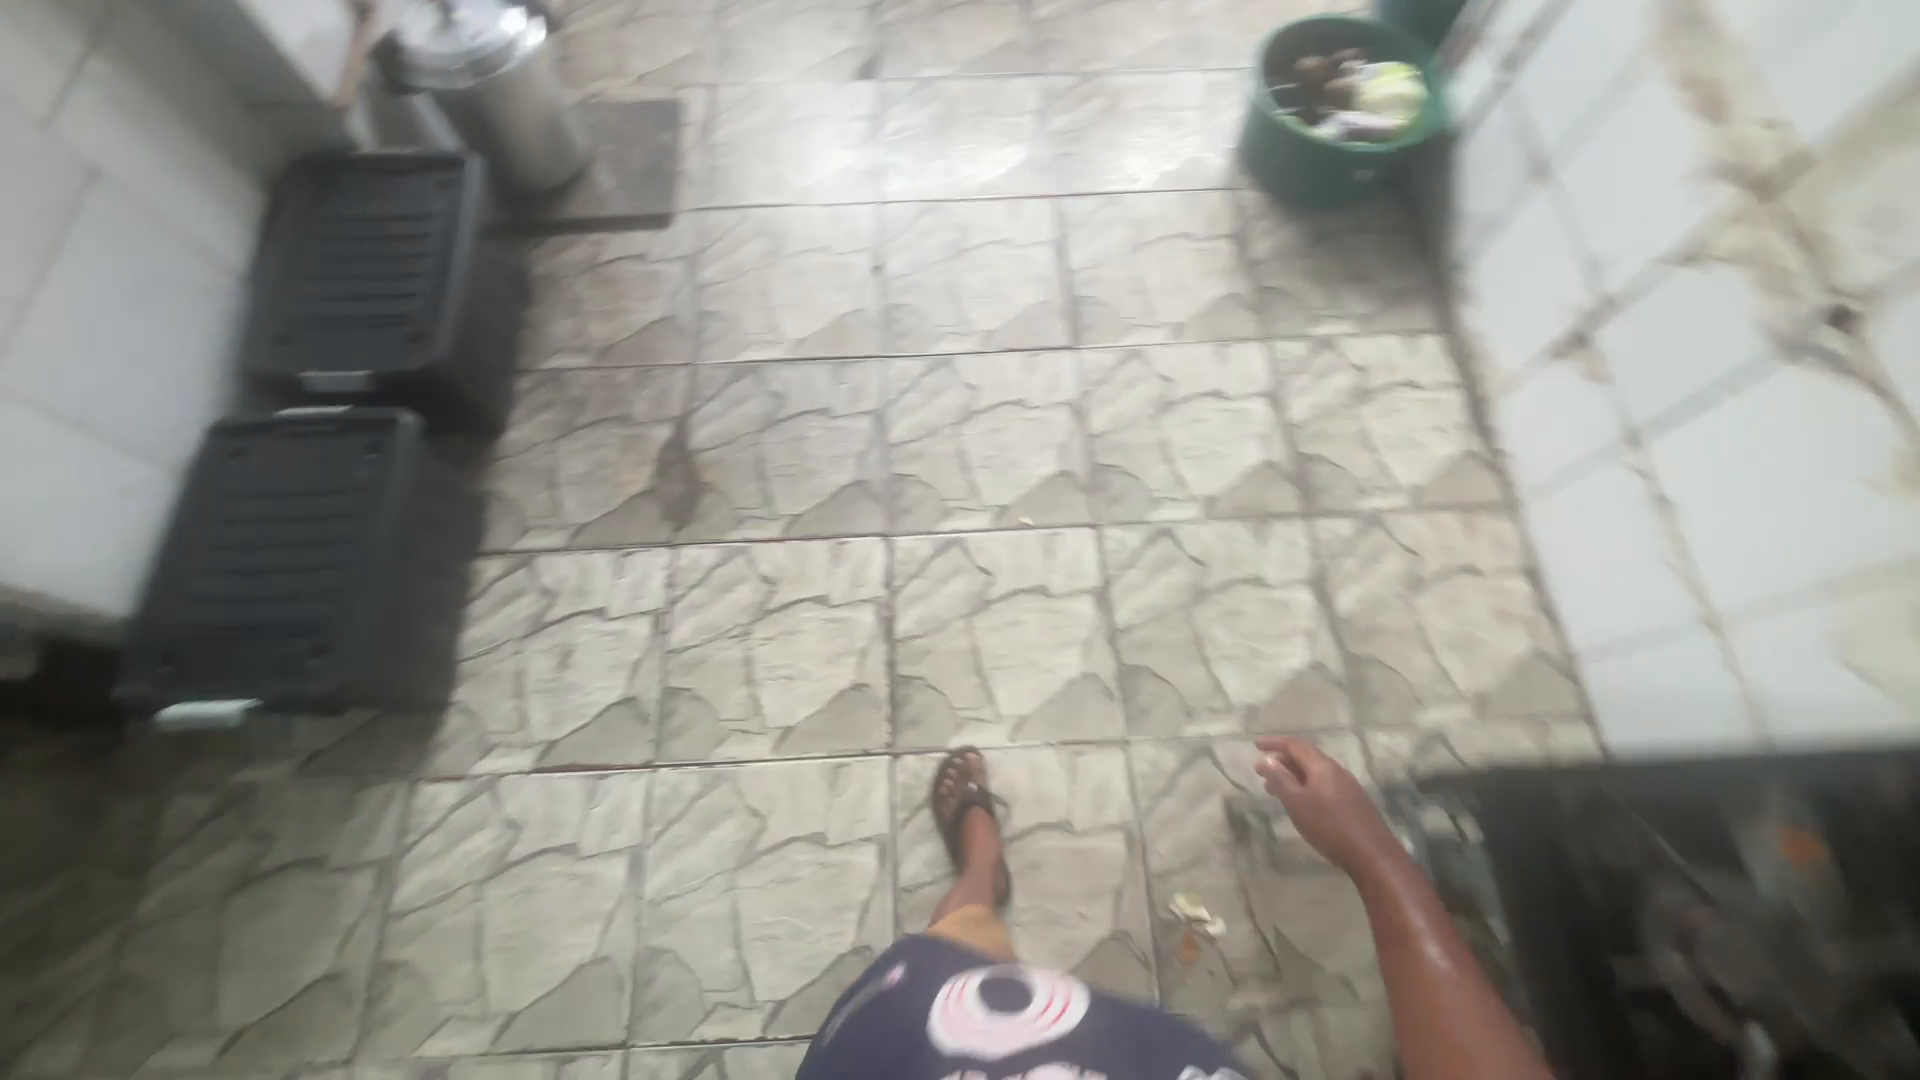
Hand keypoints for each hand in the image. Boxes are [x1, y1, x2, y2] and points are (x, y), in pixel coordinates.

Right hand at [1254, 736, 1401, 877]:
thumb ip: (1280, 779)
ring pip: (1315, 772)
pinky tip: (1302, 803)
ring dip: (1293, 775)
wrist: (1374, 856)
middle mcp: (1337, 771)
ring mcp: (1348, 786)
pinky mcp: (1354, 801)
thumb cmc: (1329, 828)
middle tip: (1262, 772)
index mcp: (1322, 767)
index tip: (1255, 745)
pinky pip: (1324, 784)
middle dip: (1282, 760)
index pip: (1295, 745)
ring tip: (1276, 790)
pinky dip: (1307, 786)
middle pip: (1306, 756)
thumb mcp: (1297, 804)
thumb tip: (1266, 759)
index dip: (1273, 742)